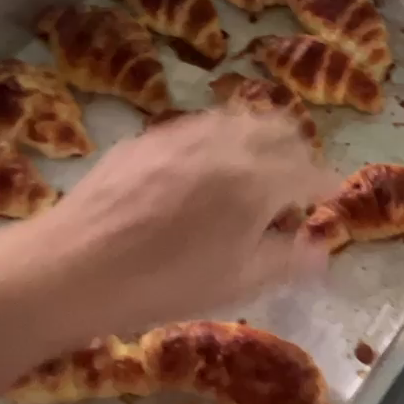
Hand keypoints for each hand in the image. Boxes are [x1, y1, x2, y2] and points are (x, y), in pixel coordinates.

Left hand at [0, 110, 337, 354]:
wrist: (71, 269)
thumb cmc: (165, 284)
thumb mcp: (238, 282)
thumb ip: (289, 260)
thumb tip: (322, 249)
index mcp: (258, 180)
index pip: (309, 172)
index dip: (327, 184)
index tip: (332, 196)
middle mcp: (227, 144)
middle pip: (279, 130)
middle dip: (298, 153)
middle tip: (298, 182)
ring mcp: (184, 135)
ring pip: (239, 120)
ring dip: (260, 139)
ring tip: (256, 169)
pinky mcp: (148, 138)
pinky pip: (199, 127)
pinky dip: (220, 140)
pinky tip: (204, 169)